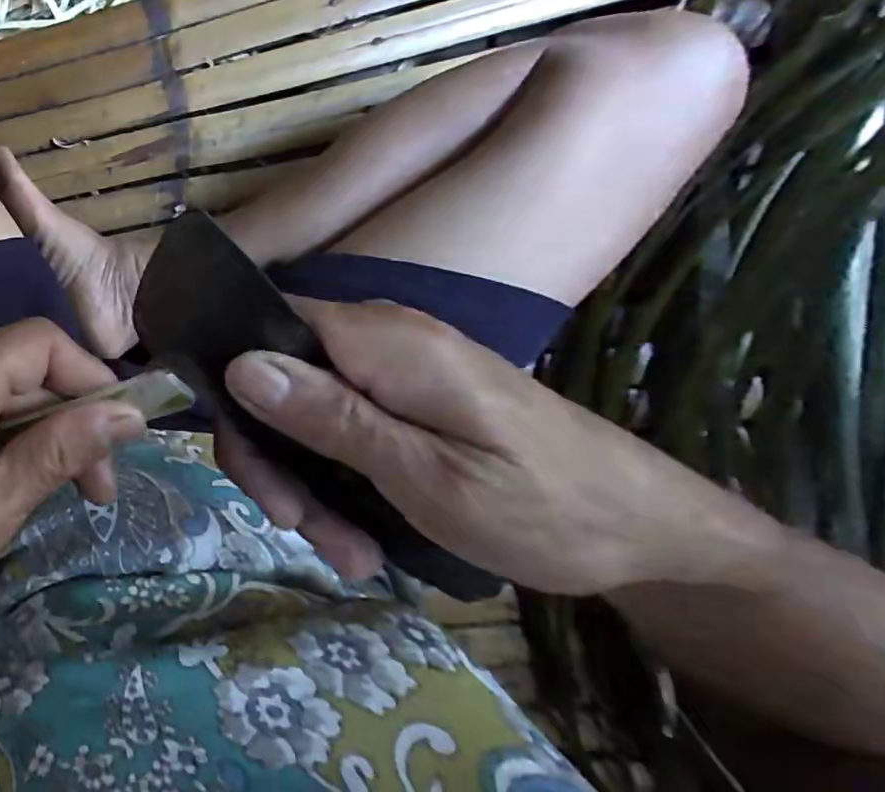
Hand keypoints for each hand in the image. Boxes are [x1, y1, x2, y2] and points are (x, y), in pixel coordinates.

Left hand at [0, 319, 146, 689]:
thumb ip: (63, 449)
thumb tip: (130, 414)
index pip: (44, 342)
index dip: (93, 379)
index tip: (122, 436)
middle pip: (23, 366)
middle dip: (69, 418)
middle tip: (96, 486)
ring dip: (37, 431)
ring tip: (59, 491)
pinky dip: (0, 433)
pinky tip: (11, 479)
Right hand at [216, 299, 778, 594]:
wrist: (643, 525)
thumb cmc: (541, 506)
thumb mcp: (426, 476)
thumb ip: (332, 416)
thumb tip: (240, 364)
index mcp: (383, 339)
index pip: (267, 331)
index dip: (241, 395)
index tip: (259, 475)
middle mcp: (382, 335)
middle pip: (281, 375)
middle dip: (279, 456)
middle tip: (304, 531)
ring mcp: (398, 363)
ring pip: (310, 408)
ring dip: (312, 480)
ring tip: (350, 552)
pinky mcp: (411, 391)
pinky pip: (346, 421)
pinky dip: (341, 476)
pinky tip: (364, 534)